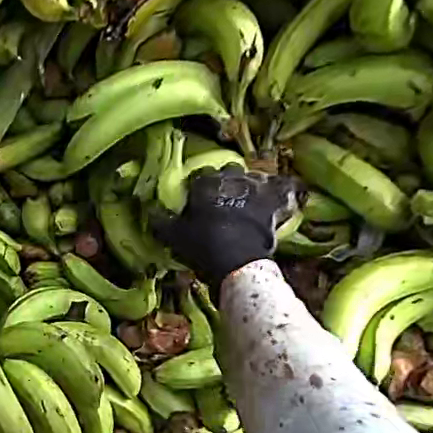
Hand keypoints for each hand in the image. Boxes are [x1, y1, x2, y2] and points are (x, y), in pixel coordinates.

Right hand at [152, 166, 299, 290]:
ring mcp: (257, 187)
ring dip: (248, 184)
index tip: (194, 197)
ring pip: (253, 177)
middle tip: (219, 197)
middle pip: (229, 171)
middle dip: (224, 180)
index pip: (200, 174)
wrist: (237, 261)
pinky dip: (279, 191)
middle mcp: (233, 178)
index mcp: (206, 182)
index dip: (196, 185)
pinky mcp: (276, 200)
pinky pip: (282, 188)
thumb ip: (160, 220)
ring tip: (244, 198)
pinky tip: (276, 198)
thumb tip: (149, 209)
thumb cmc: (202, 245)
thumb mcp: (172, 235)